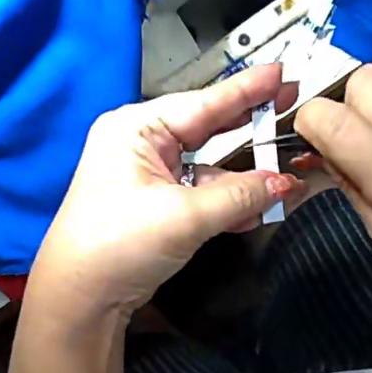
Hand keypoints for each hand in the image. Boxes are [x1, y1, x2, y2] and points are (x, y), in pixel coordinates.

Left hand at [30, 65, 302, 321]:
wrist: (82, 299)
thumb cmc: (116, 246)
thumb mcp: (185, 216)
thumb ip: (240, 196)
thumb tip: (283, 184)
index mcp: (136, 129)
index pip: (203, 103)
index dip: (246, 90)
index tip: (280, 73)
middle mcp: (141, 145)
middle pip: (207, 128)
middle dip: (249, 124)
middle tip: (289, 102)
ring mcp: (149, 177)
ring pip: (209, 168)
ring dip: (243, 178)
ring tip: (283, 175)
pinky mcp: (157, 206)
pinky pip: (201, 194)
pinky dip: (228, 202)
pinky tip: (257, 208)